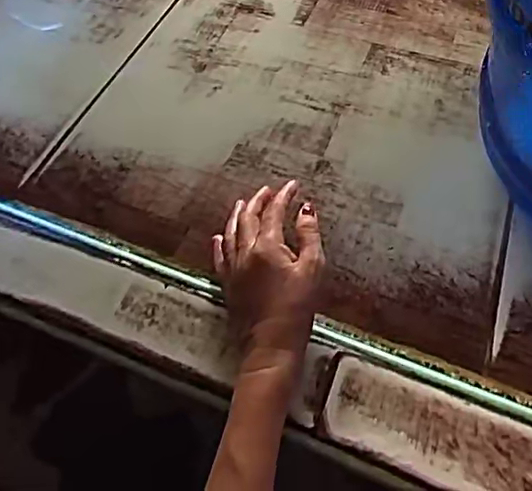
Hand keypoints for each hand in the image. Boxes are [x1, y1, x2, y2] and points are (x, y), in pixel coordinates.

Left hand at [212, 180, 323, 373]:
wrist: (272, 345)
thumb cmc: (297, 306)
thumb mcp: (313, 266)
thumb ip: (309, 234)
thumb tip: (306, 209)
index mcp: (267, 247)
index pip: (273, 213)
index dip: (283, 196)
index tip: (293, 186)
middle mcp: (246, 254)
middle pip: (248, 219)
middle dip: (259, 201)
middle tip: (268, 190)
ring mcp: (234, 270)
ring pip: (231, 234)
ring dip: (238, 216)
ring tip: (243, 203)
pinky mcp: (228, 286)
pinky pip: (221, 257)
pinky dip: (220, 243)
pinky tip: (219, 237)